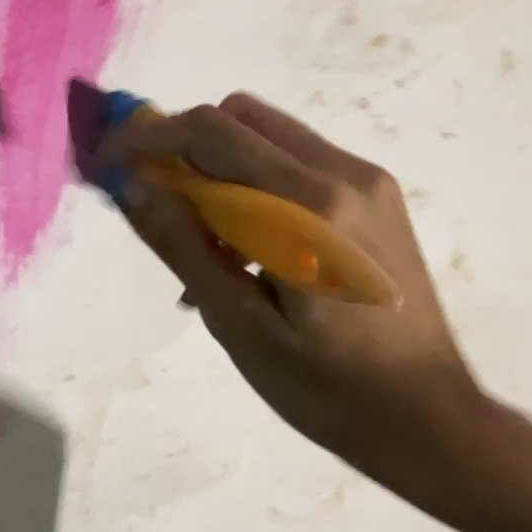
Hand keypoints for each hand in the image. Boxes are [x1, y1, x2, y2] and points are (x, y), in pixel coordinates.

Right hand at [109, 92, 480, 475]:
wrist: (424, 415)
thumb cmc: (323, 386)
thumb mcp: (236, 323)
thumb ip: (182, 245)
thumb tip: (133, 186)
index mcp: (310, 207)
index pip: (211, 133)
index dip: (146, 140)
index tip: (106, 165)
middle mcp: (345, 173)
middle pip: (239, 117)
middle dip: (180, 146)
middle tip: (150, 202)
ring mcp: (367, 181)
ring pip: (266, 135)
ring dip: (215, 165)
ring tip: (197, 238)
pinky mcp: (375, 198)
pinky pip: (293, 163)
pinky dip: (250, 183)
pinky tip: (241, 247)